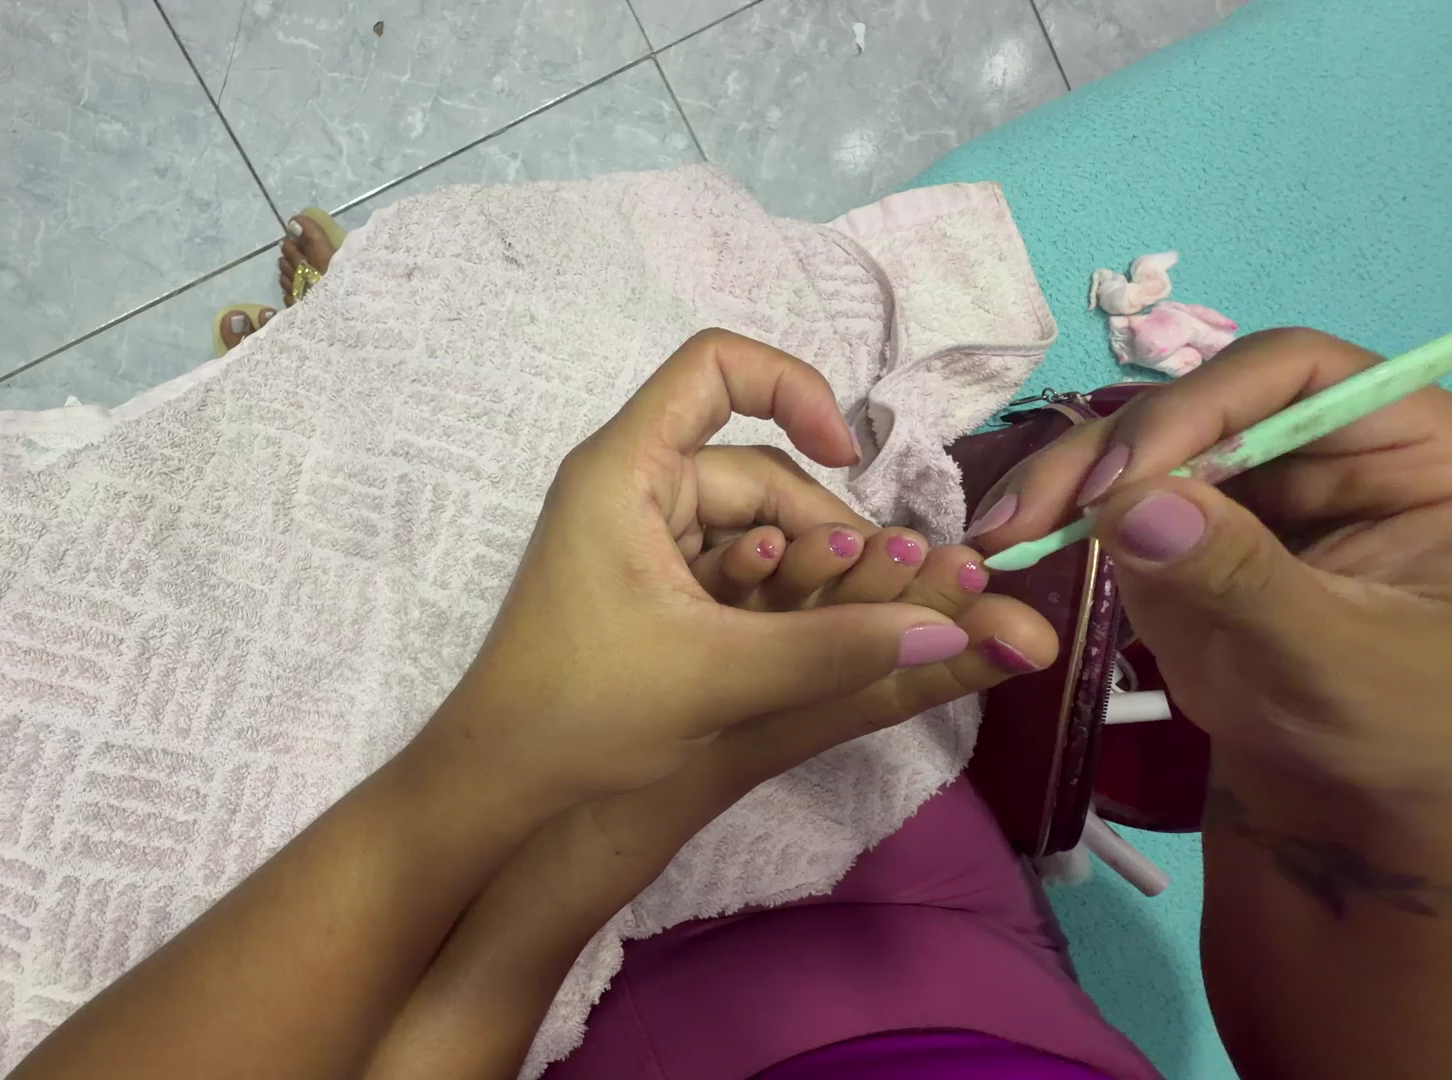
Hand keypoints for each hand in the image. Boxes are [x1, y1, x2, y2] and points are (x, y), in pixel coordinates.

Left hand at [427, 329, 984, 802]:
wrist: (506, 771)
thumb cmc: (584, 709)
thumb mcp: (719, 674)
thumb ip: (836, 649)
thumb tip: (946, 630)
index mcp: (624, 470)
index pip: (714, 367)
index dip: (791, 386)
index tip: (845, 453)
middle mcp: (629, 485)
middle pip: (750, 468)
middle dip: (820, 527)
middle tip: (884, 599)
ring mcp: (635, 533)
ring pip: (745, 522)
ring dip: (800, 567)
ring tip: (852, 626)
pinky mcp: (643, 577)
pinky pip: (722, 561)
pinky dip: (765, 590)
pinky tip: (797, 636)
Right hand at [965, 328, 1451, 798]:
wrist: (1348, 791)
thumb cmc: (1394, 732)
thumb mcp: (1332, 661)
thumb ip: (1238, 577)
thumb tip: (1127, 502)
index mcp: (1415, 454)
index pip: (1295, 375)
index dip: (1196, 408)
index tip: (1114, 482)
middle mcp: (1318, 447)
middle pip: (1186, 407)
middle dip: (1092, 458)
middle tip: (1017, 520)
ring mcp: (1241, 484)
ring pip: (1125, 447)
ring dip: (1051, 485)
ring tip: (995, 537)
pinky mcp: (1176, 521)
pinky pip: (1101, 497)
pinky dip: (1046, 515)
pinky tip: (1007, 541)